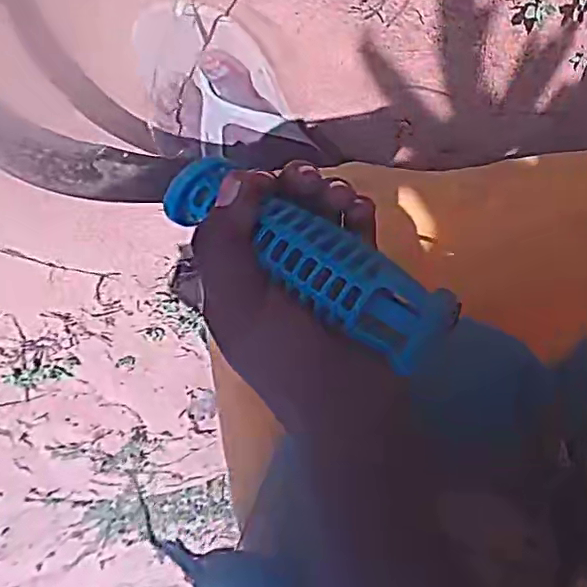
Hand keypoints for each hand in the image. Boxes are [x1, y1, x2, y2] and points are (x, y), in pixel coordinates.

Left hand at [189, 160, 397, 432]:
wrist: (352, 405)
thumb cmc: (287, 359)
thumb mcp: (239, 305)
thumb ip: (224, 243)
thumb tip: (234, 182)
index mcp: (238, 276)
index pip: (235, 218)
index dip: (247, 191)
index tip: (267, 180)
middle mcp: (276, 268)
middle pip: (282, 209)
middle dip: (295, 187)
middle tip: (308, 180)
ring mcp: (320, 270)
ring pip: (321, 215)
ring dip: (330, 196)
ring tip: (343, 197)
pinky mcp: (358, 273)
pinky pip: (356, 233)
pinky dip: (358, 216)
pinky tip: (361, 211)